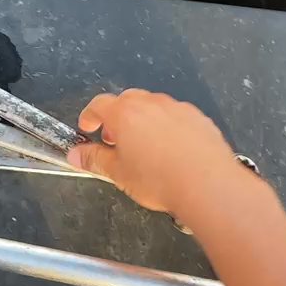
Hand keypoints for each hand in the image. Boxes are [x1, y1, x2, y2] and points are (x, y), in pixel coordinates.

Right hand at [67, 89, 263, 216]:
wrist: (207, 185)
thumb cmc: (161, 179)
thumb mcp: (118, 174)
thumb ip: (94, 160)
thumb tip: (77, 156)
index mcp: (125, 114)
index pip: (99, 104)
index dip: (89, 116)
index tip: (88, 127)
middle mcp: (151, 104)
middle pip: (127, 101)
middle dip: (116, 117)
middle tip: (114, 140)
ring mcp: (177, 109)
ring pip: (153, 107)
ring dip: (143, 121)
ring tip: (143, 148)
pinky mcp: (199, 119)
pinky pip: (176, 116)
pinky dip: (167, 127)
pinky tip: (170, 151)